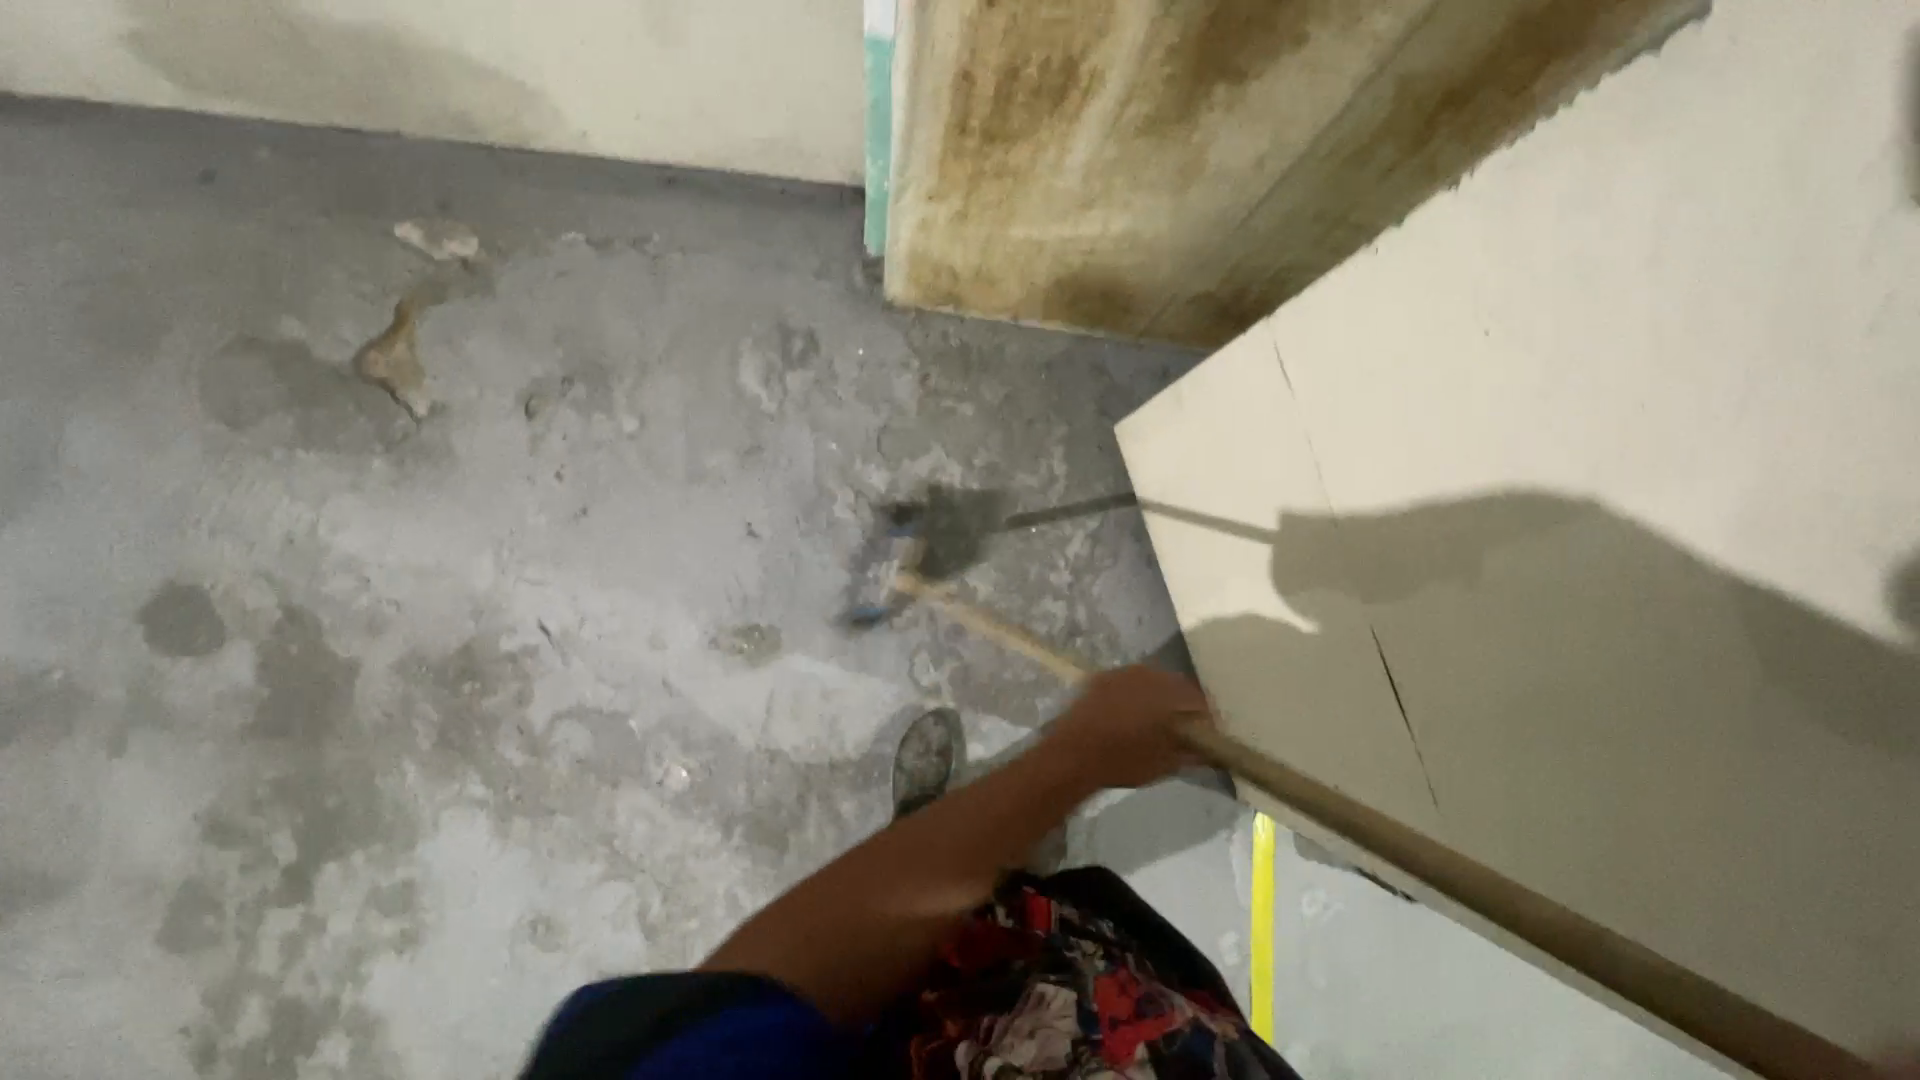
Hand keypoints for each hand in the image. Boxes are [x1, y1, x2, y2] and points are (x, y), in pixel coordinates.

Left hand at [1043, 665, 1212, 788]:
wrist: (1071, 755)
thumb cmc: (1122, 761)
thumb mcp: (1165, 764)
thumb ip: (1194, 754)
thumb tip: (1212, 752)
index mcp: (1169, 694)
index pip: (1200, 701)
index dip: (1205, 719)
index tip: (1205, 735)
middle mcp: (1148, 674)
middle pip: (1176, 685)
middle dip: (1182, 705)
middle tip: (1182, 729)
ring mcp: (1122, 672)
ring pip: (1152, 680)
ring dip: (1159, 697)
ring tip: (1155, 721)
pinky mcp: (1102, 677)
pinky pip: (1129, 681)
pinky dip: (1135, 694)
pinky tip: (1130, 713)